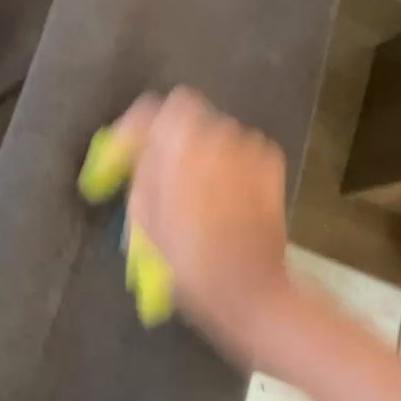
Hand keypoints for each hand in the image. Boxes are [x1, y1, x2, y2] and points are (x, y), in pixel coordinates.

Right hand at [110, 87, 301, 368]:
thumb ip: (140, 173)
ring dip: (201, 153)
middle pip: (185, 118)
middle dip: (171, 140)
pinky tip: (225, 197)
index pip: (151, 109)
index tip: (128, 153)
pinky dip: (229, 165)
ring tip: (196, 193)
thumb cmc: (190, 263)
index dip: (135, 127)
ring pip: (215, 134)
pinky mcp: (272, 165)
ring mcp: (250, 148)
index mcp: (180, 145)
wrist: (253, 292)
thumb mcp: (146, 222)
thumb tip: (140, 152)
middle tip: (162, 174)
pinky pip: (241, 151)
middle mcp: (217, 134)